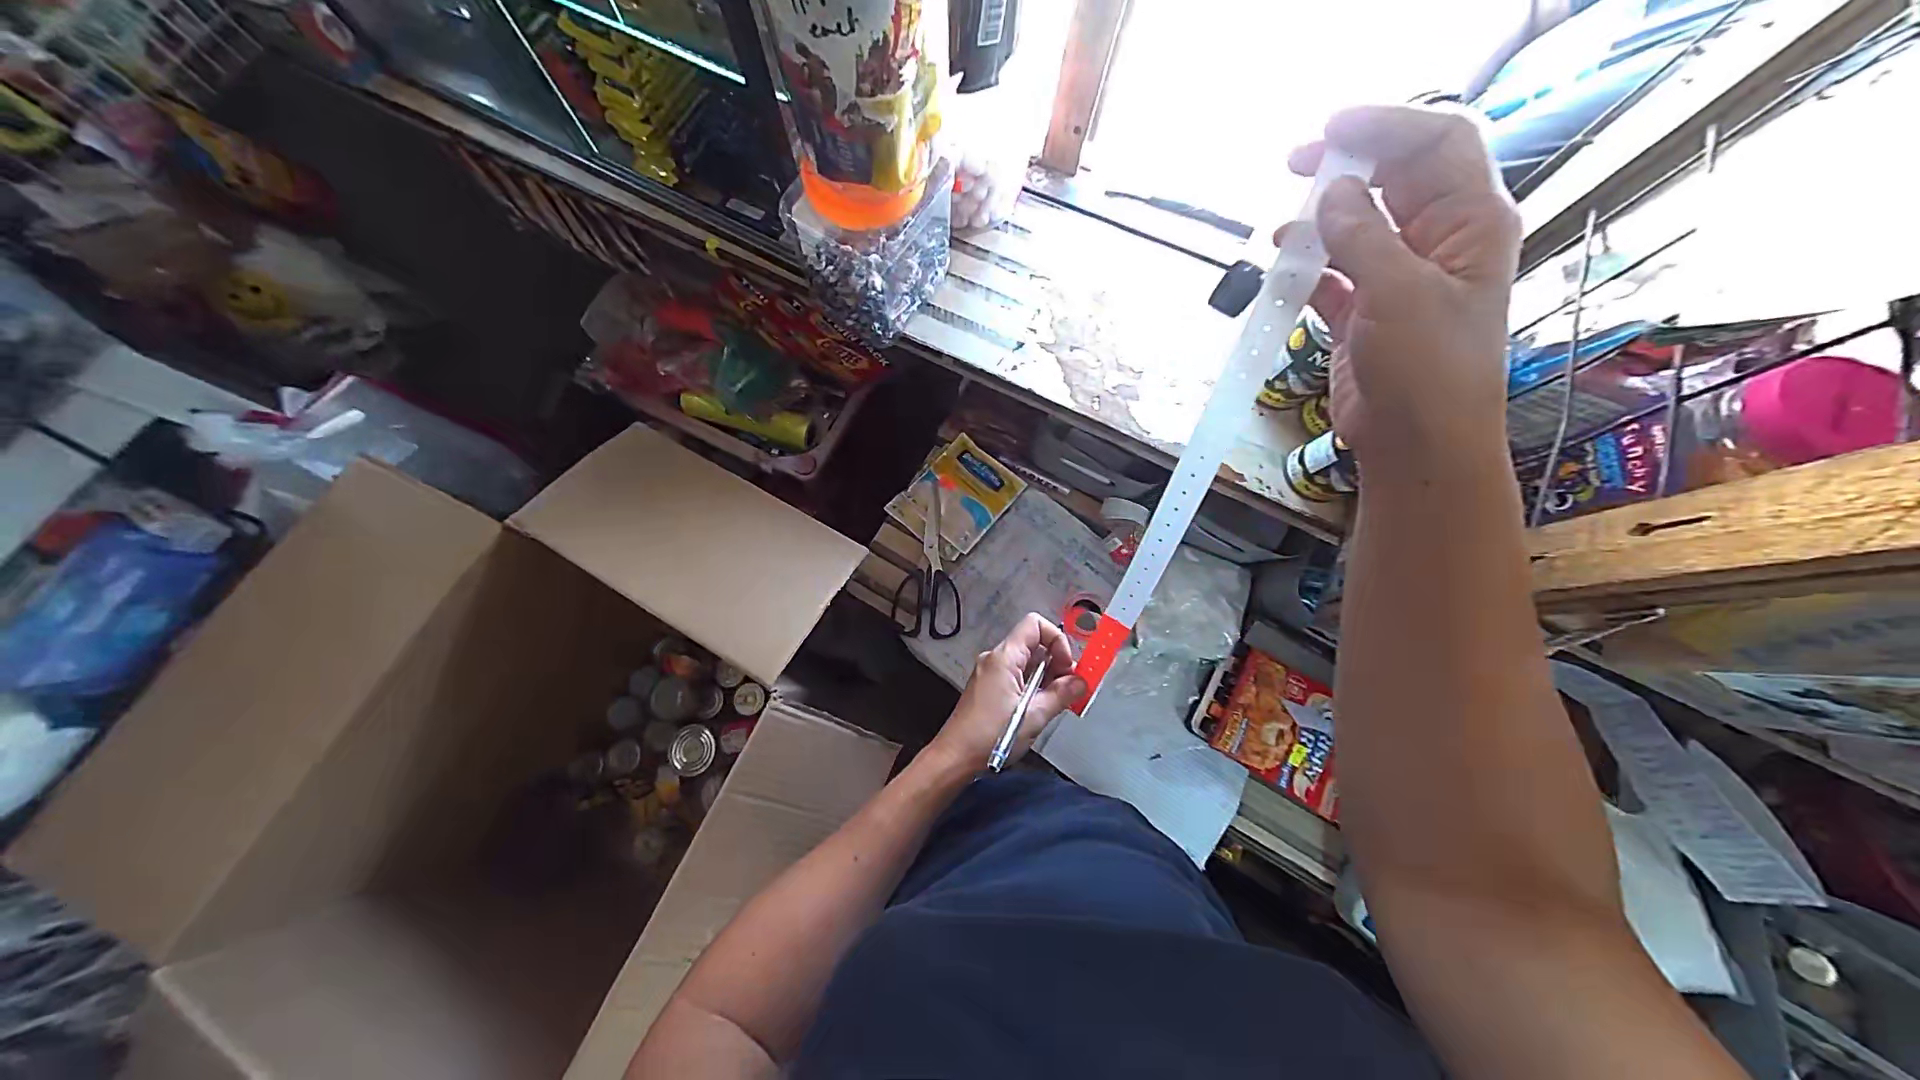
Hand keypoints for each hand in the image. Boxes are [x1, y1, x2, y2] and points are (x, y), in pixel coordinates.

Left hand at [926, 613, 1084, 774]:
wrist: (956, 756)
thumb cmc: (988, 736)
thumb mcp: (1034, 715)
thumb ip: (1062, 694)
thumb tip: (1080, 682)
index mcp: (1004, 657)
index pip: (1035, 624)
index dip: (1057, 640)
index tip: (1067, 666)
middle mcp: (995, 659)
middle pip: (1033, 644)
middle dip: (1056, 662)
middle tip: (1067, 688)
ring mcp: (990, 673)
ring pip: (1027, 662)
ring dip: (1046, 677)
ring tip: (1054, 702)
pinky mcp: (989, 687)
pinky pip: (1017, 675)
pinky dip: (1032, 686)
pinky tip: (1038, 708)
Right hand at [1282, 105, 1521, 472]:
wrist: (1415, 443)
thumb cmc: (1428, 370)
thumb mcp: (1399, 294)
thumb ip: (1363, 238)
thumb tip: (1330, 194)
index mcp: (1470, 224)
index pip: (1436, 144)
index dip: (1387, 126)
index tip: (1329, 130)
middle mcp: (1437, 242)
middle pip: (1394, 178)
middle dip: (1347, 165)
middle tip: (1295, 163)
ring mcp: (1397, 279)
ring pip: (1357, 226)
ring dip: (1320, 220)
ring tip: (1284, 227)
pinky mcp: (1363, 313)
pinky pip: (1332, 274)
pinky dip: (1307, 267)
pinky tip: (1282, 267)